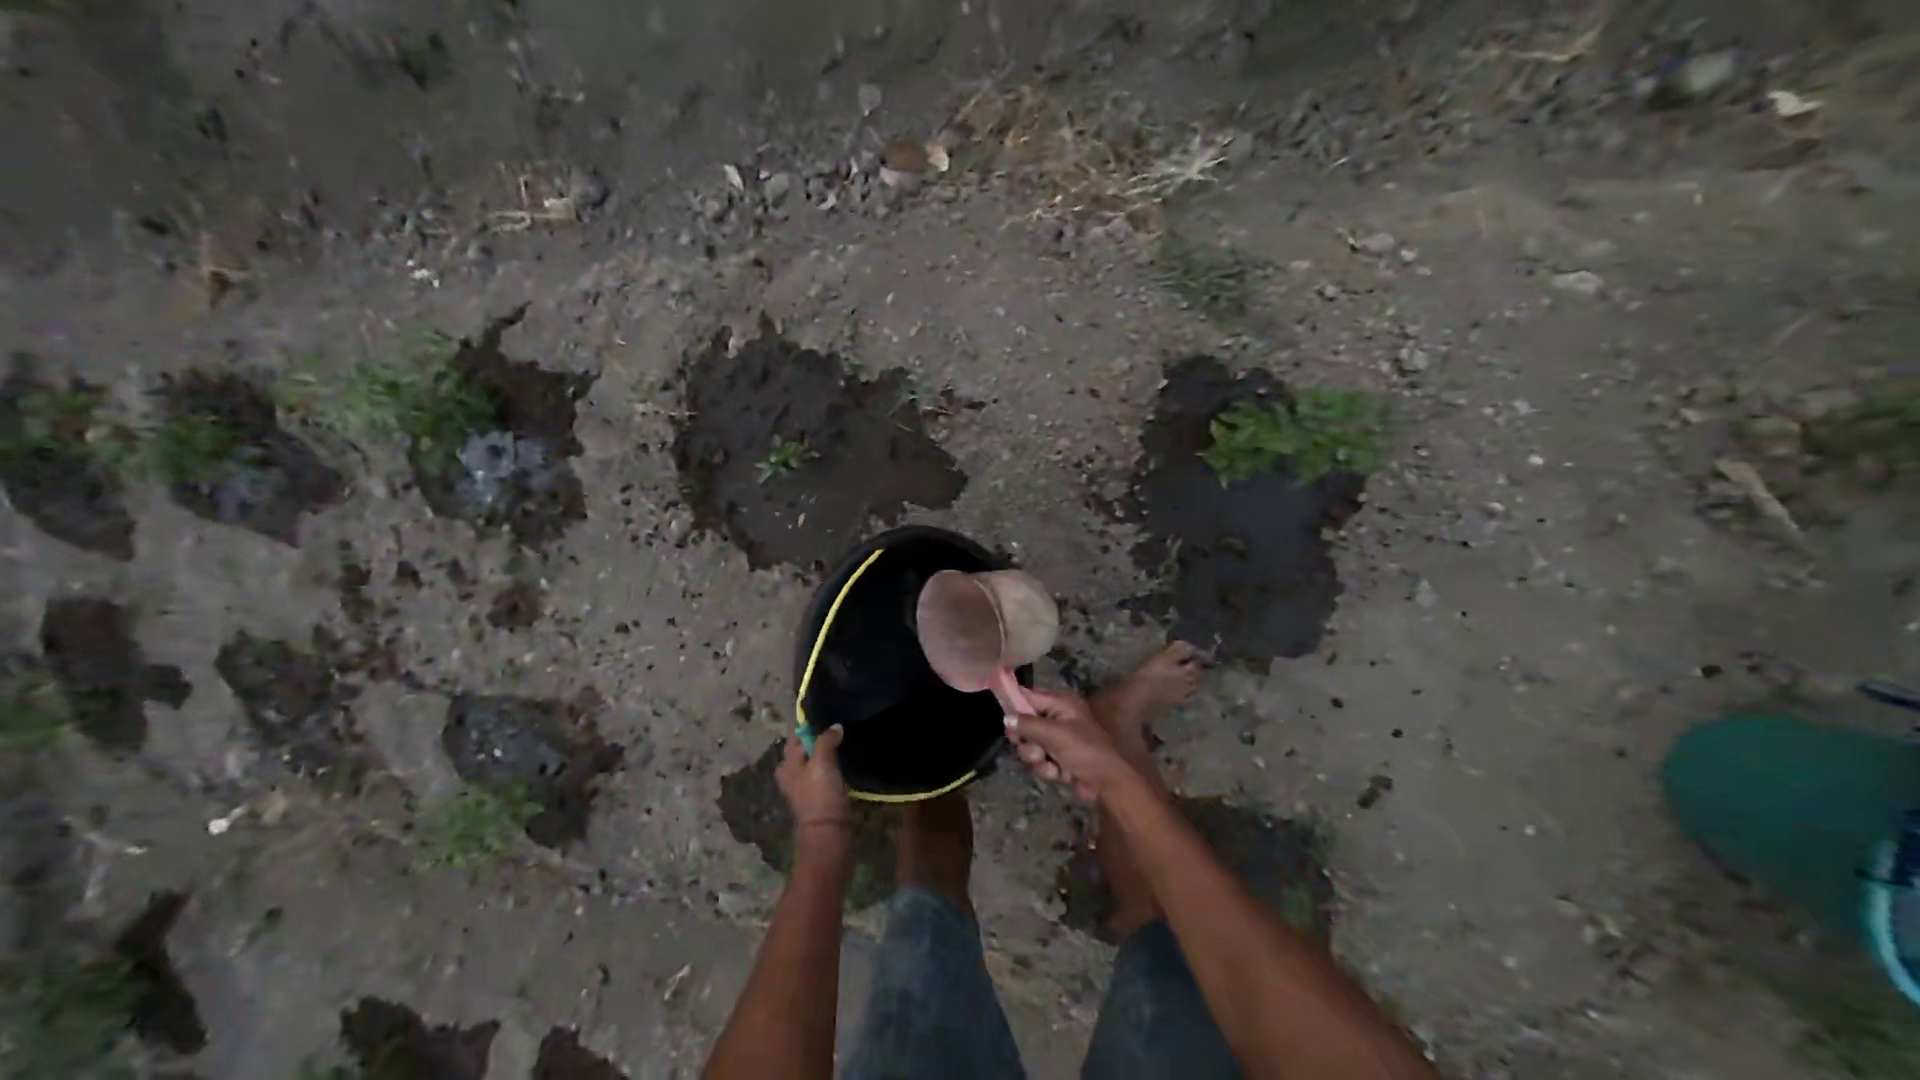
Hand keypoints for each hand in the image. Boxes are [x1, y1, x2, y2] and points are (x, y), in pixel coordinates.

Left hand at [778, 726, 851, 835]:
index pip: (796, 737)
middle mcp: (791, 774)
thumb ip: (825, 740)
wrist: (828, 832)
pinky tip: (842, 764)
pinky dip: (830, 767)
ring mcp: (803, 786)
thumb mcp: (822, 762)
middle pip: (804, 749)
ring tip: (843, 744)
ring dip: (825, 753)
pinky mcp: (816, 795)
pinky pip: (822, 773)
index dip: (810, 727)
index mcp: (787, 764)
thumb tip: (835, 727)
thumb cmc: (820, 795)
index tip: (829, 720)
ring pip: (813, 762)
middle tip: (838, 731)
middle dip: (818, 740)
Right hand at [1004, 688, 1136, 802]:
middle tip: (1034, 749)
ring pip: (1029, 746)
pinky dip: (1047, 769)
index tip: (1006, 722)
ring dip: (1036, 758)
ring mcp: (1056, 739)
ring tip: (1051, 764)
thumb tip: (1005, 718)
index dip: (1014, 707)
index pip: (1028, 696)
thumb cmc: (1085, 750)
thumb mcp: (1055, 734)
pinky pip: (1039, 760)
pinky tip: (1059, 774)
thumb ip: (1028, 724)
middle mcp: (1056, 717)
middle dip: (1027, 741)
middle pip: (1024, 723)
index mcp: (1060, 703)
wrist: (1107, 783)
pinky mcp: (1056, 758)